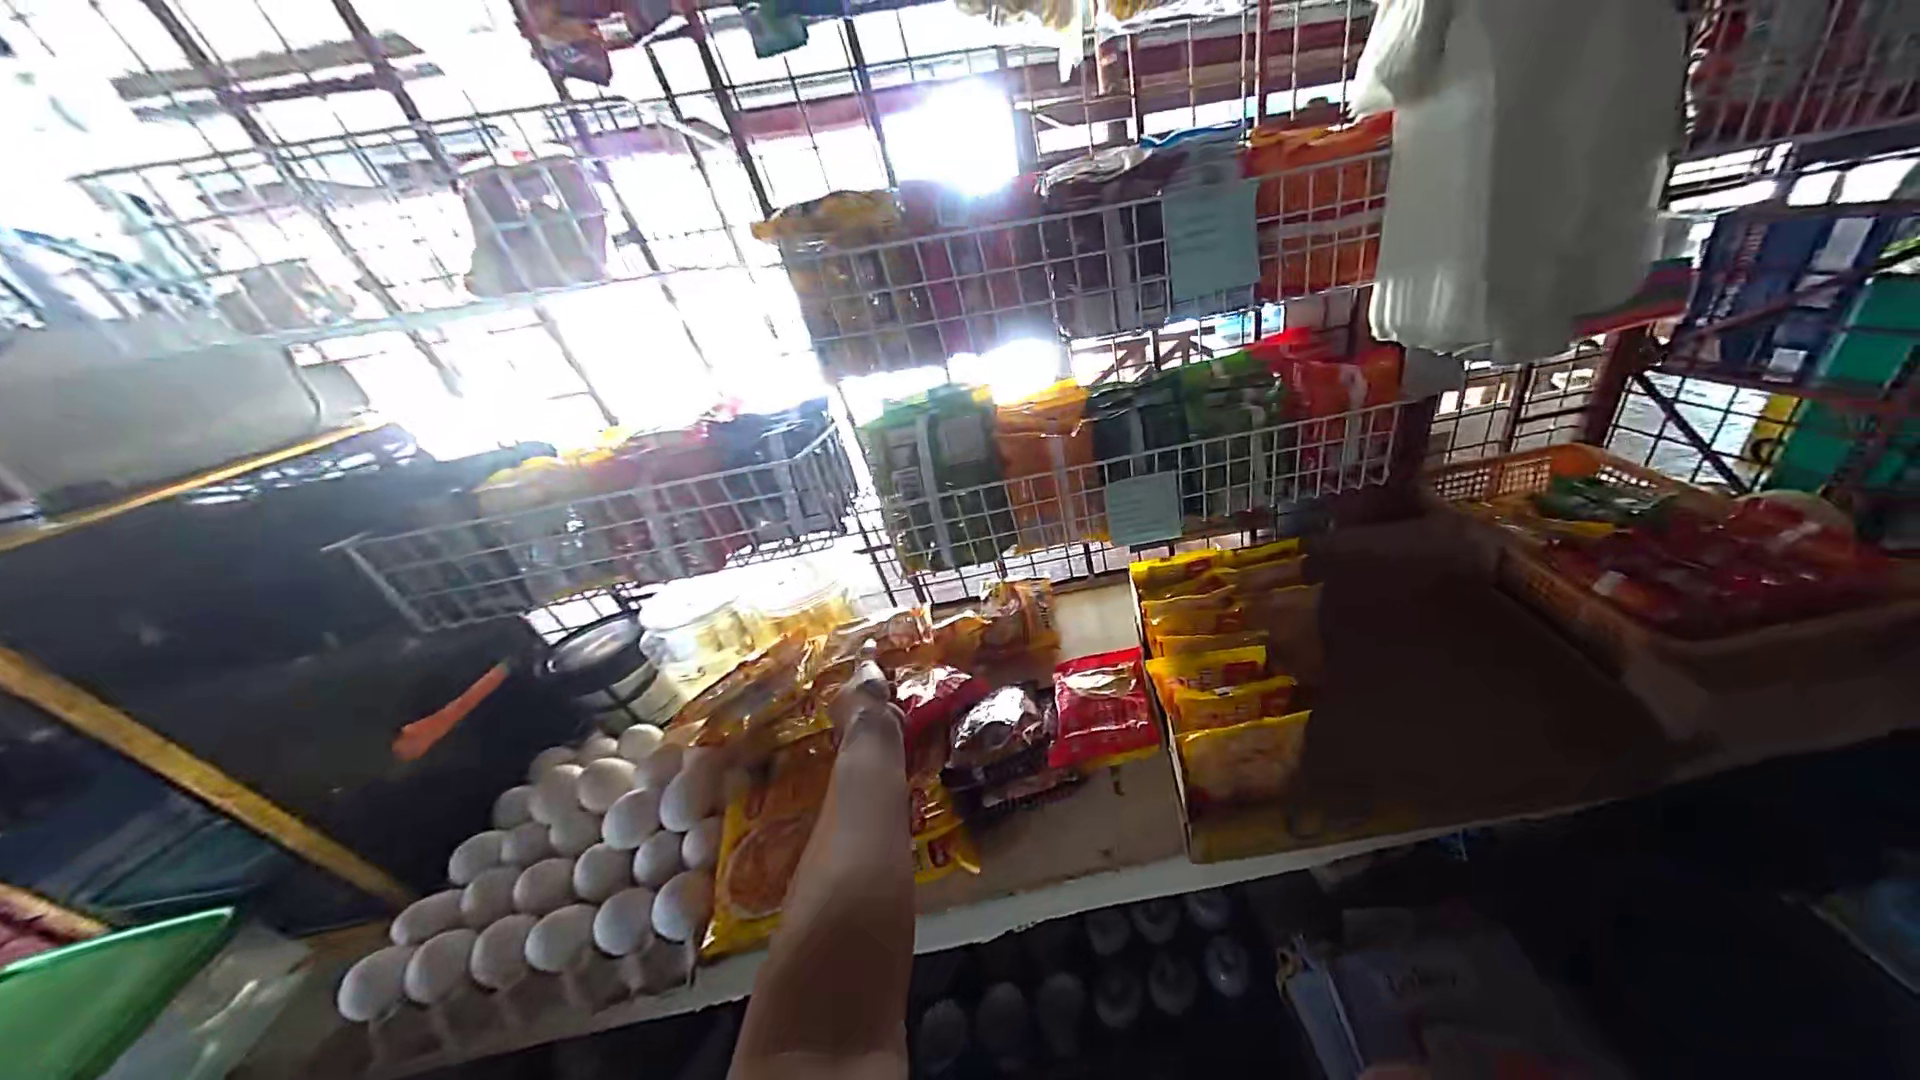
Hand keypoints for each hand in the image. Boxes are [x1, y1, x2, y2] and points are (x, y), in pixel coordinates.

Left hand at [826, 645, 901, 734]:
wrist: (878, 724)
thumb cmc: (865, 695)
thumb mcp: (866, 670)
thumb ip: (867, 657)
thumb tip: (869, 641)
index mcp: (838, 699)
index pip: (850, 683)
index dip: (864, 674)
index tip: (877, 666)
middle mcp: (848, 714)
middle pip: (864, 695)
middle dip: (877, 685)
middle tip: (890, 673)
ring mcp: (864, 724)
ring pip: (878, 705)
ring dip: (888, 695)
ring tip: (897, 683)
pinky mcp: (881, 730)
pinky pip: (889, 713)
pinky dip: (895, 705)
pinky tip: (903, 697)